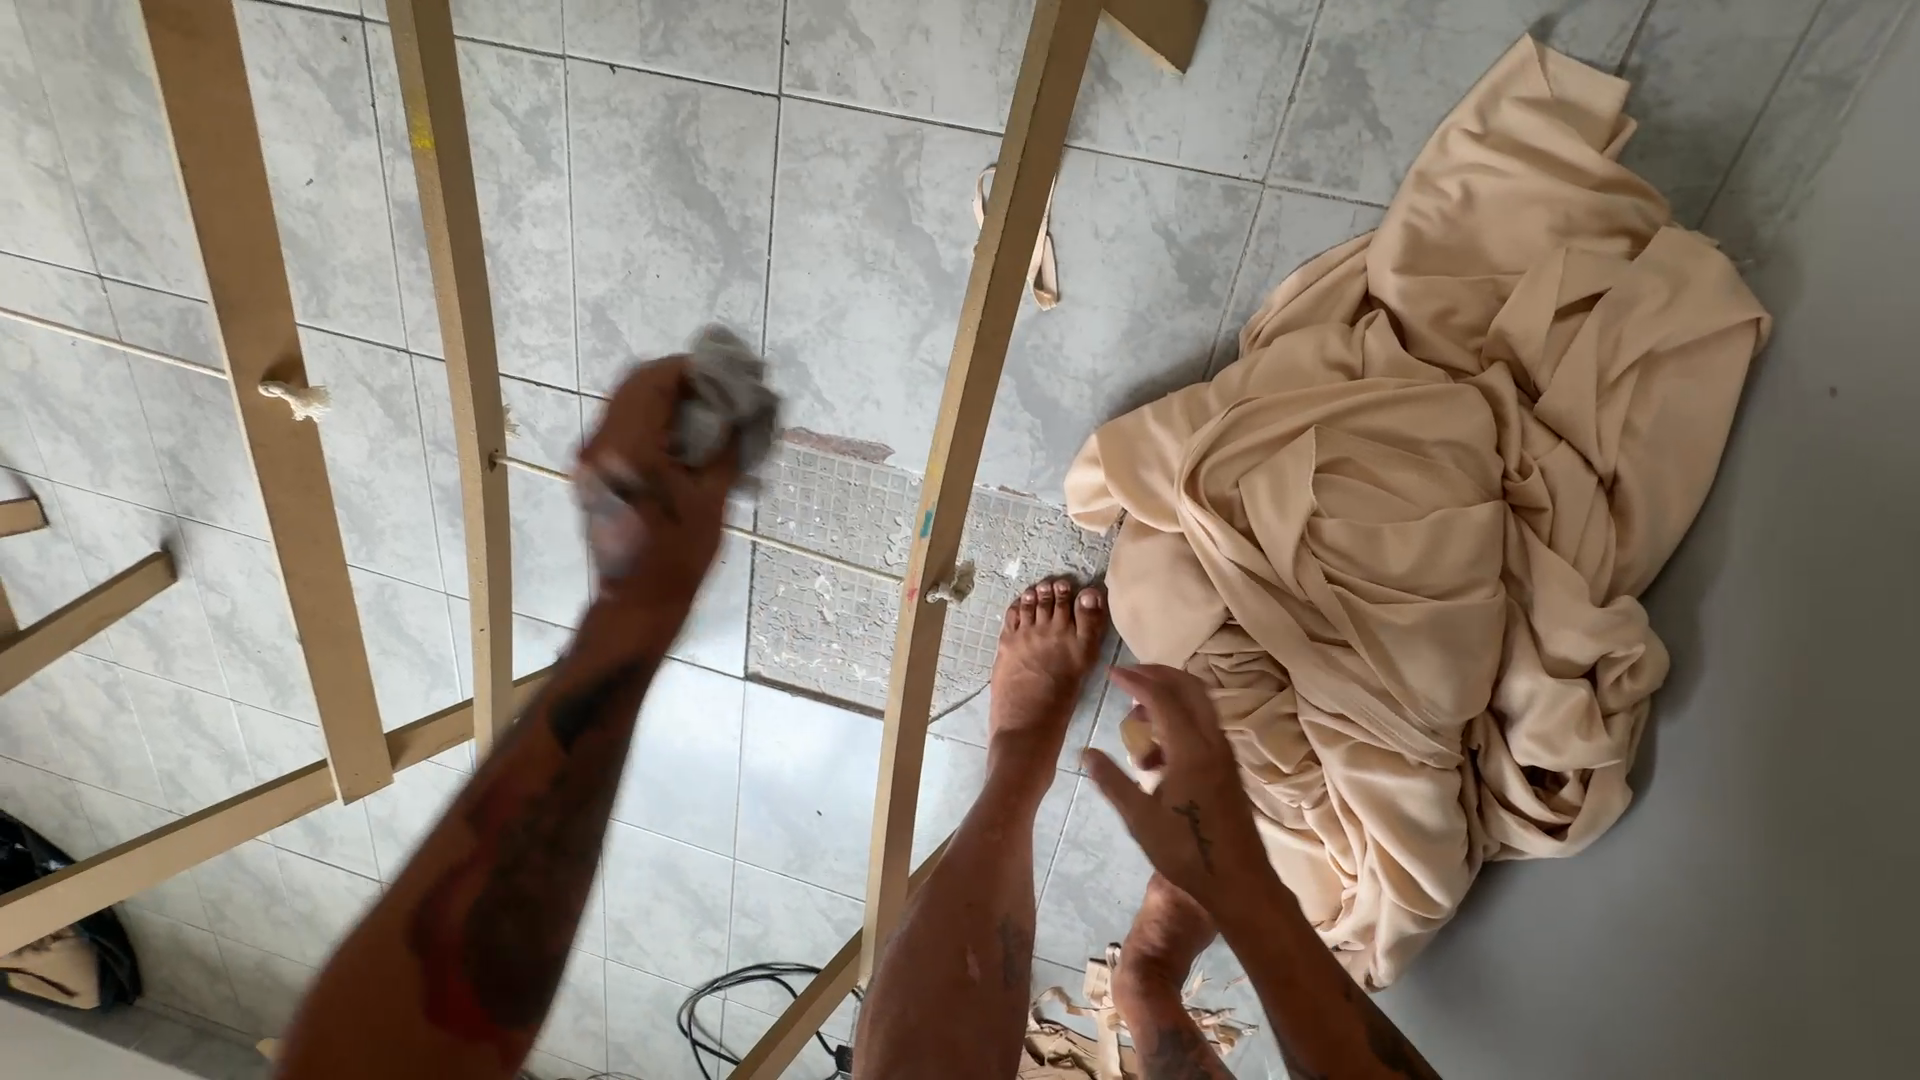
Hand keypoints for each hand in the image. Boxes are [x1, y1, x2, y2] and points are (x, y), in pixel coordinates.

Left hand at [575, 357, 737, 609]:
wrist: (638, 602)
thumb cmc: (679, 556)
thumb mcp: (712, 498)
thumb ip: (728, 446)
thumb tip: (749, 411)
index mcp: (627, 448)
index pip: (654, 379)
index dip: (694, 368)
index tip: (730, 373)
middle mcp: (599, 443)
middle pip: (637, 384)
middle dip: (682, 378)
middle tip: (723, 388)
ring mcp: (591, 457)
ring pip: (628, 402)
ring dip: (668, 397)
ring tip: (711, 408)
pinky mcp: (594, 470)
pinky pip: (624, 425)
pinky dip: (655, 418)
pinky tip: (688, 434)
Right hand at [1083, 665, 1275, 915]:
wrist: (1240, 883)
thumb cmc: (1186, 852)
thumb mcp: (1139, 819)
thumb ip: (1112, 781)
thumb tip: (1085, 752)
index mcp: (1191, 751)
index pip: (1162, 697)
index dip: (1135, 680)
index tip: (1111, 674)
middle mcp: (1213, 742)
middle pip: (1188, 687)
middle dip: (1157, 675)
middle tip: (1128, 678)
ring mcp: (1224, 753)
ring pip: (1199, 704)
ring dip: (1168, 697)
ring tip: (1137, 721)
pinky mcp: (1227, 765)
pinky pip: (1203, 724)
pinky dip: (1178, 719)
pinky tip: (1156, 756)